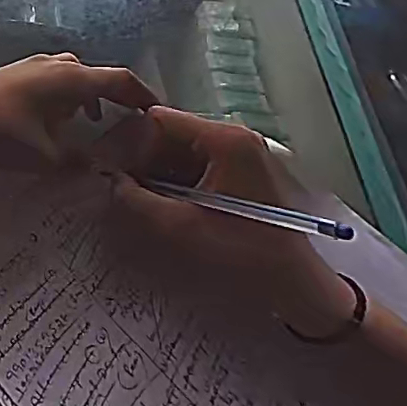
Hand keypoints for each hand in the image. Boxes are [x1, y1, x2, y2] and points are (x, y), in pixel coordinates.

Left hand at [0, 54, 157, 170]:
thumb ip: (76, 160)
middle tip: (126, 119)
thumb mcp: (45, 155)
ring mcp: (34, 65)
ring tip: (90, 120)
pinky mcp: (15, 72)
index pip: (119, 80)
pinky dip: (65, 95)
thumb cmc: (1, 132)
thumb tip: (95, 166)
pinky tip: (53, 117)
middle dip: (114, 96)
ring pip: (73, 76)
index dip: (142, 95)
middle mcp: (57, 64)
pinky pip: (53, 79)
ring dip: (86, 96)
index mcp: (72, 78)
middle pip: (96, 75)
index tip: (156, 111)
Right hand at [109, 107, 357, 335]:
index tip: (108, 165)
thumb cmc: (244, 253)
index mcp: (224, 140)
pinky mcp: (240, 171)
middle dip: (142, 159)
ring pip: (179, 150)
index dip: (130, 140)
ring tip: (137, 197)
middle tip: (119, 185)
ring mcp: (239, 153)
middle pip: (170, 133)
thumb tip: (108, 181)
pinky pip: (195, 165)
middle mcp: (233, 137)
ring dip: (156, 172)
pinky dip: (174, 181)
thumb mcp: (183, 229)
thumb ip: (138, 201)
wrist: (298, 286)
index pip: (161, 119)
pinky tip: (162, 204)